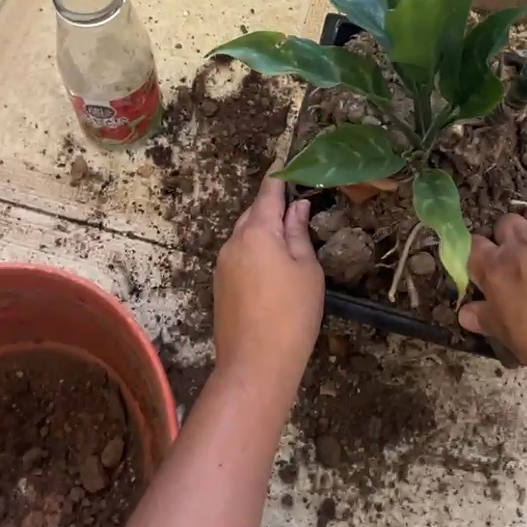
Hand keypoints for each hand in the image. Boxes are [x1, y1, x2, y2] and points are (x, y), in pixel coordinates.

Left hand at [213, 177, 322, 397]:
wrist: (255, 366)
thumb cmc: (292, 315)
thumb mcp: (307, 269)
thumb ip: (299, 233)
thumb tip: (297, 207)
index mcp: (257, 231)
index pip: (268, 192)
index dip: (279, 176)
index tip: (287, 161)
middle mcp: (233, 241)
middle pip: (253, 213)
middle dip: (272, 208)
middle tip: (297, 209)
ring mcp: (223, 264)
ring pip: (245, 236)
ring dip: (264, 232)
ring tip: (289, 244)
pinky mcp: (220, 285)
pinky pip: (239, 256)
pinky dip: (255, 252)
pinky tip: (273, 270)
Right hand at [459, 206, 526, 376]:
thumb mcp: (525, 345)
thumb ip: (493, 324)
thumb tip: (466, 314)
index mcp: (497, 272)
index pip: (472, 251)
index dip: (475, 258)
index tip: (483, 274)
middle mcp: (520, 244)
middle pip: (501, 227)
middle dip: (505, 239)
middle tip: (519, 264)